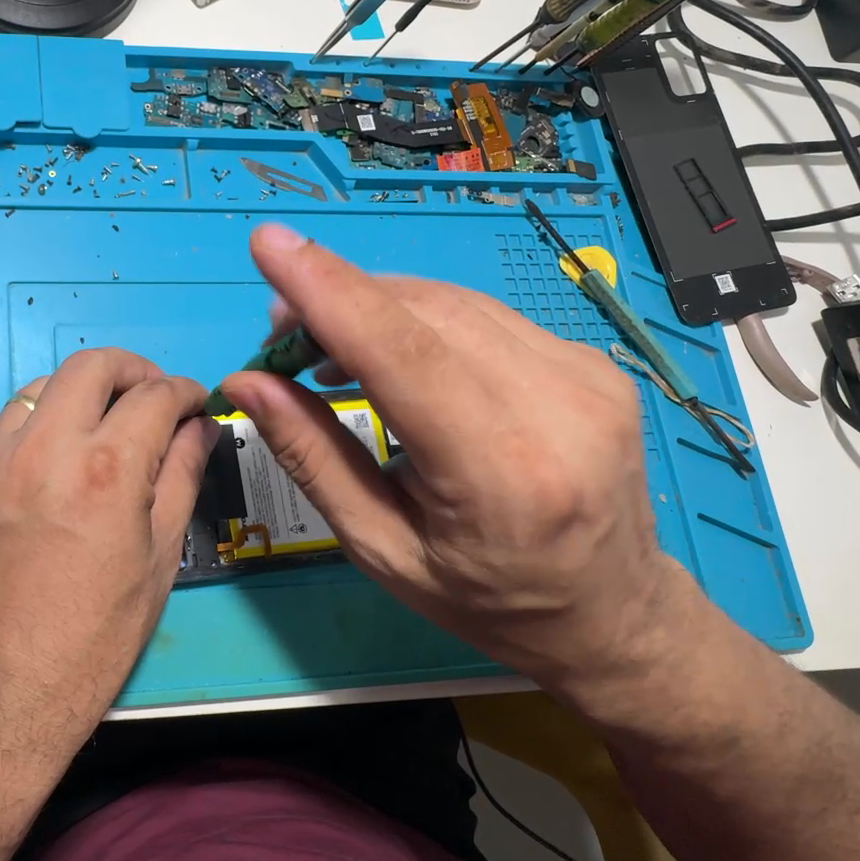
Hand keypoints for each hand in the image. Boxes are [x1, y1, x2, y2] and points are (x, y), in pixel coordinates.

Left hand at [0, 348, 217, 751]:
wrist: (7, 685)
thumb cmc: (98, 634)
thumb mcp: (159, 556)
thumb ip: (180, 475)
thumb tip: (197, 427)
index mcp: (104, 470)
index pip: (154, 395)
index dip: (185, 390)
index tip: (194, 401)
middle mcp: (43, 449)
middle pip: (90, 365)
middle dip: (133, 369)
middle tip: (152, 396)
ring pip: (41, 387)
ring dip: (81, 393)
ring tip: (103, 425)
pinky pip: (7, 428)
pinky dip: (41, 427)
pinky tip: (57, 462)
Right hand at [219, 224, 691, 688]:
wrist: (613, 614)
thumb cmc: (484, 598)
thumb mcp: (378, 545)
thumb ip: (312, 456)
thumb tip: (246, 382)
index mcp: (500, 469)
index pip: (401, 352)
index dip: (328, 292)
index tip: (269, 246)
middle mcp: (557, 405)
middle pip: (423, 312)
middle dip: (336, 299)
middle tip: (277, 331)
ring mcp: (585, 374)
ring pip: (451, 302)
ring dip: (371, 304)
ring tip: (320, 343)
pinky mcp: (590, 361)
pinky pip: (480, 315)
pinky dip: (415, 318)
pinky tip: (384, 347)